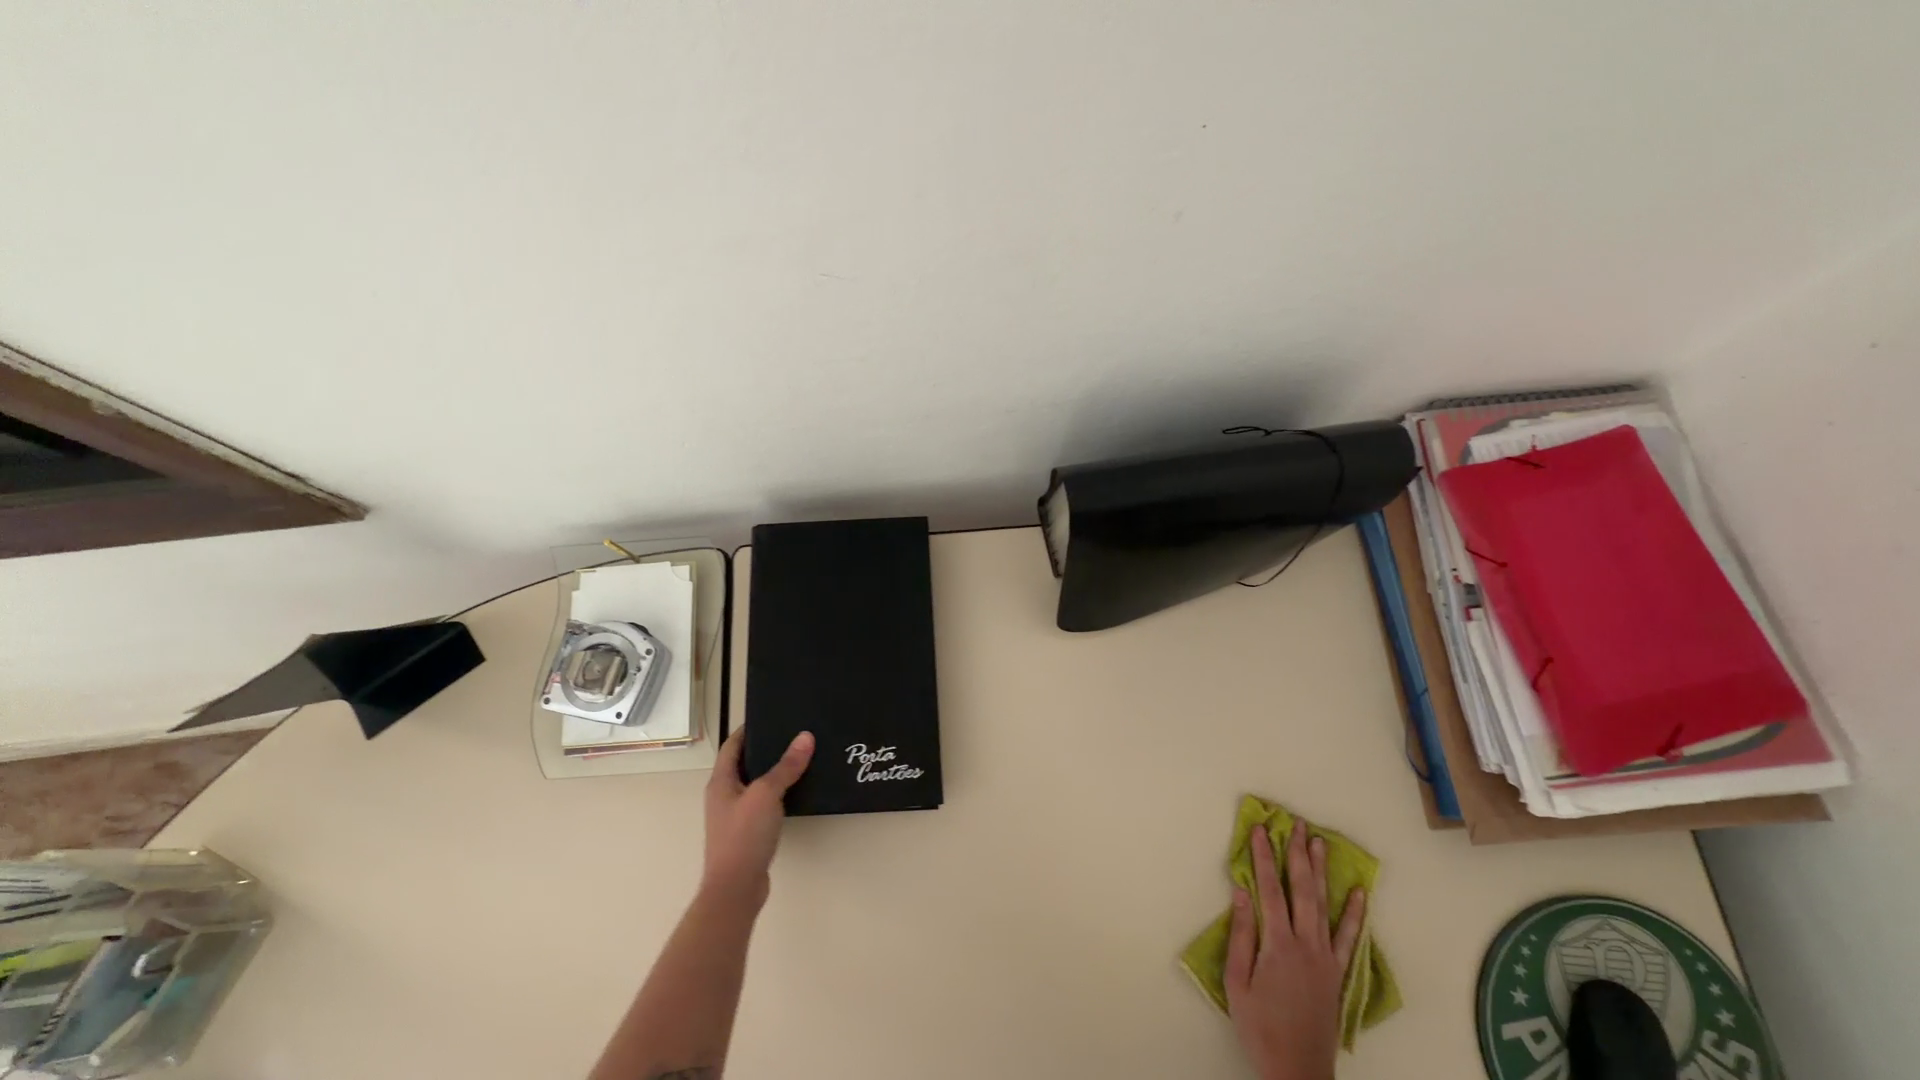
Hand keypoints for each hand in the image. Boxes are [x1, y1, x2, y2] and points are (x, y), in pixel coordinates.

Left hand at [701, 728, 814, 906]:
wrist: (736, 887)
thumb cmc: (744, 835)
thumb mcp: (767, 794)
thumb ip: (786, 766)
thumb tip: (805, 737)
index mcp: (720, 782)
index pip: (732, 746)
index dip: (747, 730)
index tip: (769, 717)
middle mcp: (723, 796)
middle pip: (742, 765)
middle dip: (764, 750)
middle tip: (792, 736)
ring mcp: (734, 817)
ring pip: (754, 786)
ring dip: (772, 774)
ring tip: (799, 760)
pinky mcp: (747, 834)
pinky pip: (762, 805)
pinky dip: (777, 795)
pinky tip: (795, 794)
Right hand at [1225, 818, 1367, 1079]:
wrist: (1296, 1067)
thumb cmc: (1258, 1025)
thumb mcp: (1236, 982)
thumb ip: (1241, 936)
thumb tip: (1242, 893)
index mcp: (1277, 945)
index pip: (1269, 890)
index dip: (1264, 857)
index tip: (1261, 830)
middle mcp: (1306, 944)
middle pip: (1302, 890)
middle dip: (1297, 854)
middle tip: (1296, 824)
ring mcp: (1326, 957)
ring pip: (1325, 905)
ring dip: (1322, 872)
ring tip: (1321, 842)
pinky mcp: (1337, 971)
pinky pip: (1349, 937)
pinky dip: (1355, 913)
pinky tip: (1359, 893)